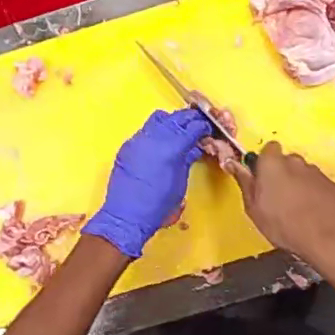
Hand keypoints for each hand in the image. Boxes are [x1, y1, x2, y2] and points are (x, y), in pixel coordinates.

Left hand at [82, 108, 210, 257]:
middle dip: (188, 119)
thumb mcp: (180, 183)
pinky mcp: (127, 147)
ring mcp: (138, 140)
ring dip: (171, 122)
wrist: (127, 216)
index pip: (192, 127)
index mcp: (172, 148)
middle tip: (197, 124)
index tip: (207, 128)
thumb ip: (187, 160)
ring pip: (158, 119)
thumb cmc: (158, 206)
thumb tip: (194, 149)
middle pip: (175, 118)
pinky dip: (156, 131)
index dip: (203, 126)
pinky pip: (145, 130)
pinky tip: (161, 142)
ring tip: (178, 131)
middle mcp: (154, 138)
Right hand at [228, 143, 334, 264]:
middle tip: (275, 197)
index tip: (260, 179)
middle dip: (280, 173)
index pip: (268, 148)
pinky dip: (311, 192)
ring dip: (296, 183)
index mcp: (272, 163)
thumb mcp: (253, 208)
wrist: (324, 237)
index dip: (264, 162)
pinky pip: (314, 183)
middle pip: (285, 160)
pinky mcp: (329, 183)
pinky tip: (309, 211)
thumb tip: (233, 164)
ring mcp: (314, 171)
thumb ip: (244, 182)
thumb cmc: (281, 224)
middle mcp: (294, 161)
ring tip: (294, 207)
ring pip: (301, 172)